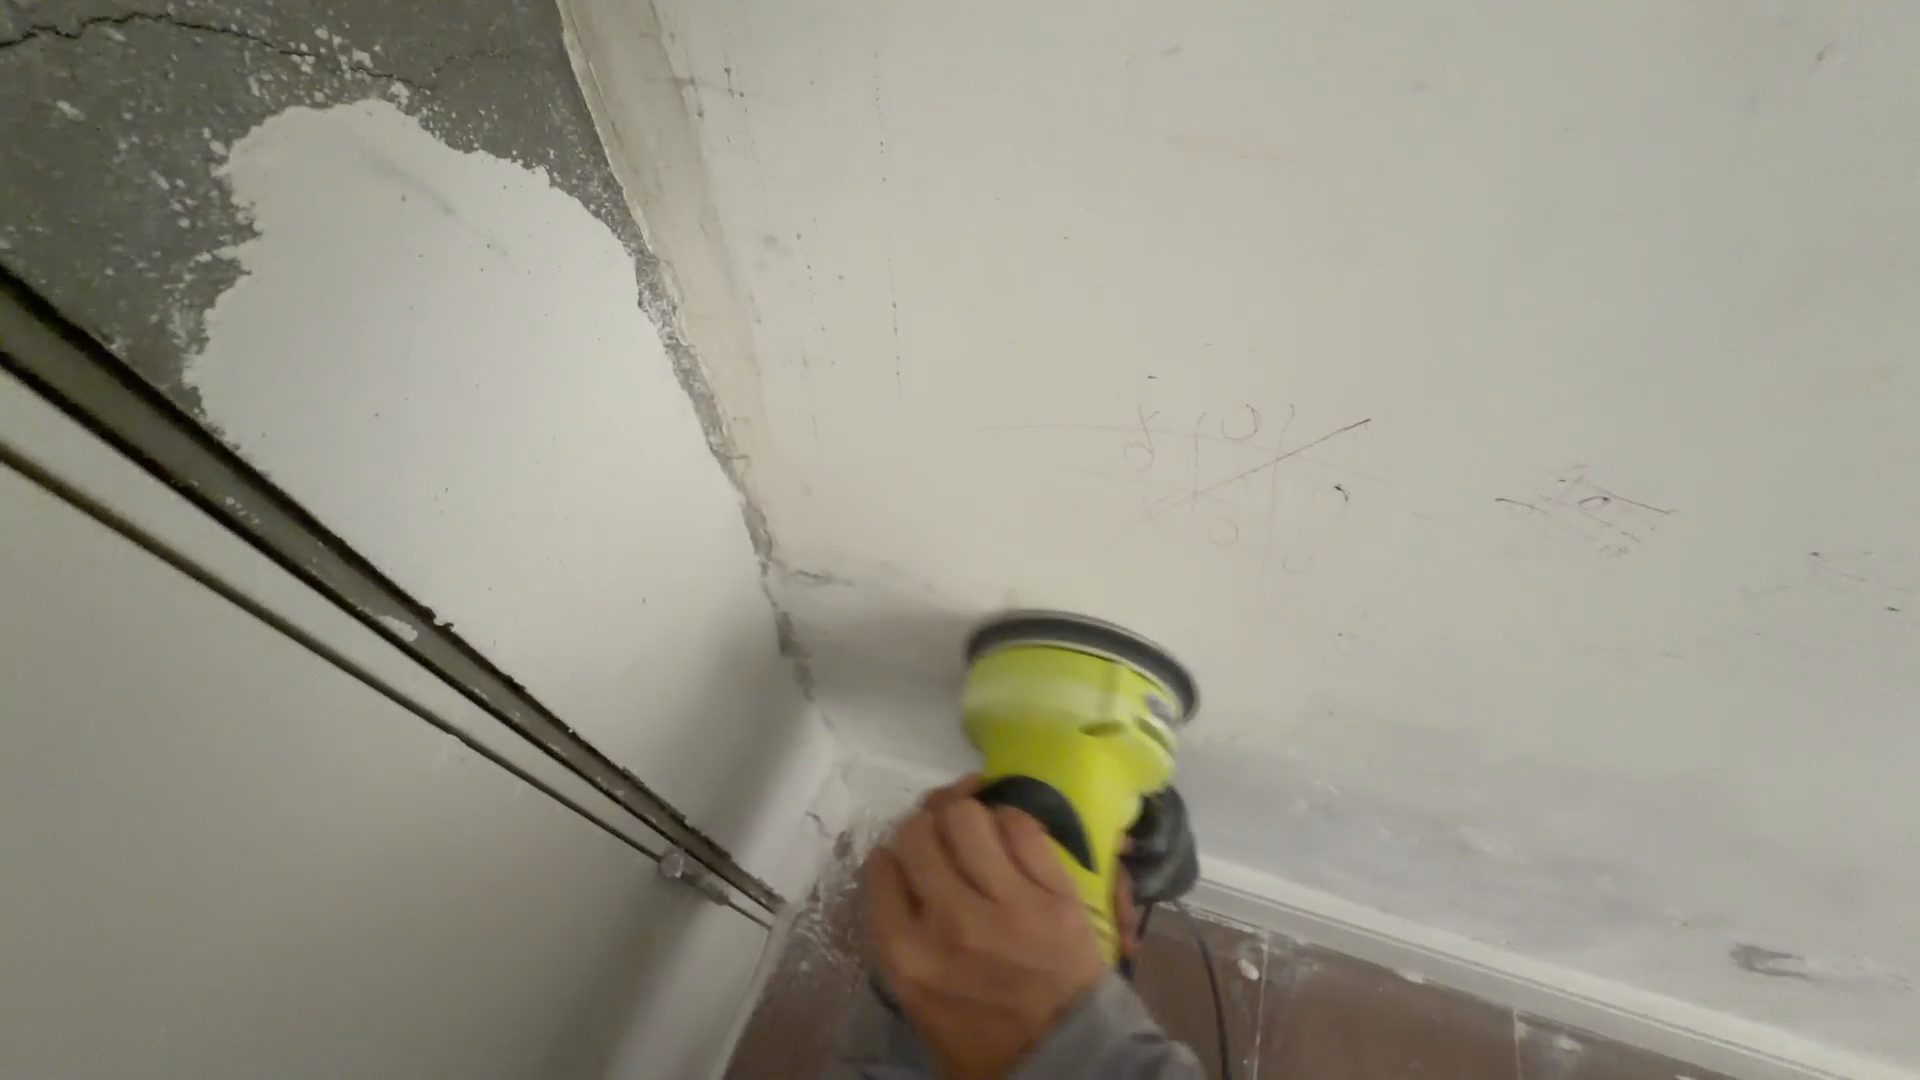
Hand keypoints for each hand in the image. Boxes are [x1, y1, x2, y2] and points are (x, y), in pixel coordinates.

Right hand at [866, 777, 1107, 1079]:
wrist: (1064, 1060)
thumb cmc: (982, 1032)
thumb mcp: (918, 994)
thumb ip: (902, 926)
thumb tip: (898, 858)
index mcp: (909, 956)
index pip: (882, 866)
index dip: (892, 856)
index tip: (905, 861)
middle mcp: (952, 922)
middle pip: (920, 831)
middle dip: (925, 828)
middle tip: (941, 841)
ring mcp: (1008, 905)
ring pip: (968, 816)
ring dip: (966, 817)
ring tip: (975, 835)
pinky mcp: (1056, 893)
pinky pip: (1021, 826)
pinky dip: (1009, 821)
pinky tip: (1009, 839)